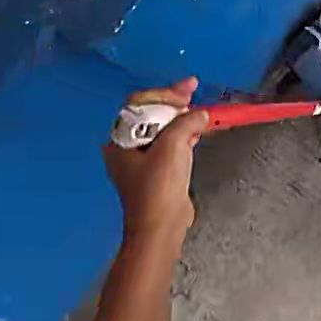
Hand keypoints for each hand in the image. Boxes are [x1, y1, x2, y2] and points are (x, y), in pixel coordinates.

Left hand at [103, 78, 209, 244]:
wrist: (161, 230)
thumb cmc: (159, 186)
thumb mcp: (174, 145)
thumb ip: (187, 122)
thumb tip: (200, 114)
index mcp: (121, 140)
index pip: (140, 103)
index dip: (164, 93)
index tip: (186, 90)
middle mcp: (127, 149)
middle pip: (150, 114)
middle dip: (173, 102)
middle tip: (192, 90)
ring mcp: (141, 162)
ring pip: (161, 129)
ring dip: (180, 117)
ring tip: (197, 108)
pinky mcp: (156, 173)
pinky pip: (169, 145)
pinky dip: (182, 134)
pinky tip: (196, 129)